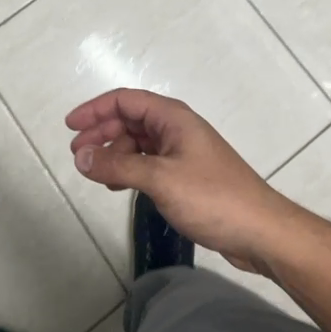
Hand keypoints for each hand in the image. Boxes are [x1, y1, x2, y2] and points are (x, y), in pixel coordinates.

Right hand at [65, 88, 303, 271]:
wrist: (260, 231)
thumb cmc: (211, 196)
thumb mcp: (159, 179)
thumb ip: (117, 166)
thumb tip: (80, 157)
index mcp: (172, 116)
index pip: (125, 100)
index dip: (95, 109)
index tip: (70, 126)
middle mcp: (176, 127)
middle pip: (129, 119)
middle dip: (101, 133)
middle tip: (77, 155)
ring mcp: (183, 151)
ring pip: (138, 142)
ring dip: (113, 153)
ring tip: (94, 173)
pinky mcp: (187, 175)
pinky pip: (148, 162)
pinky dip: (129, 169)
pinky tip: (118, 185)